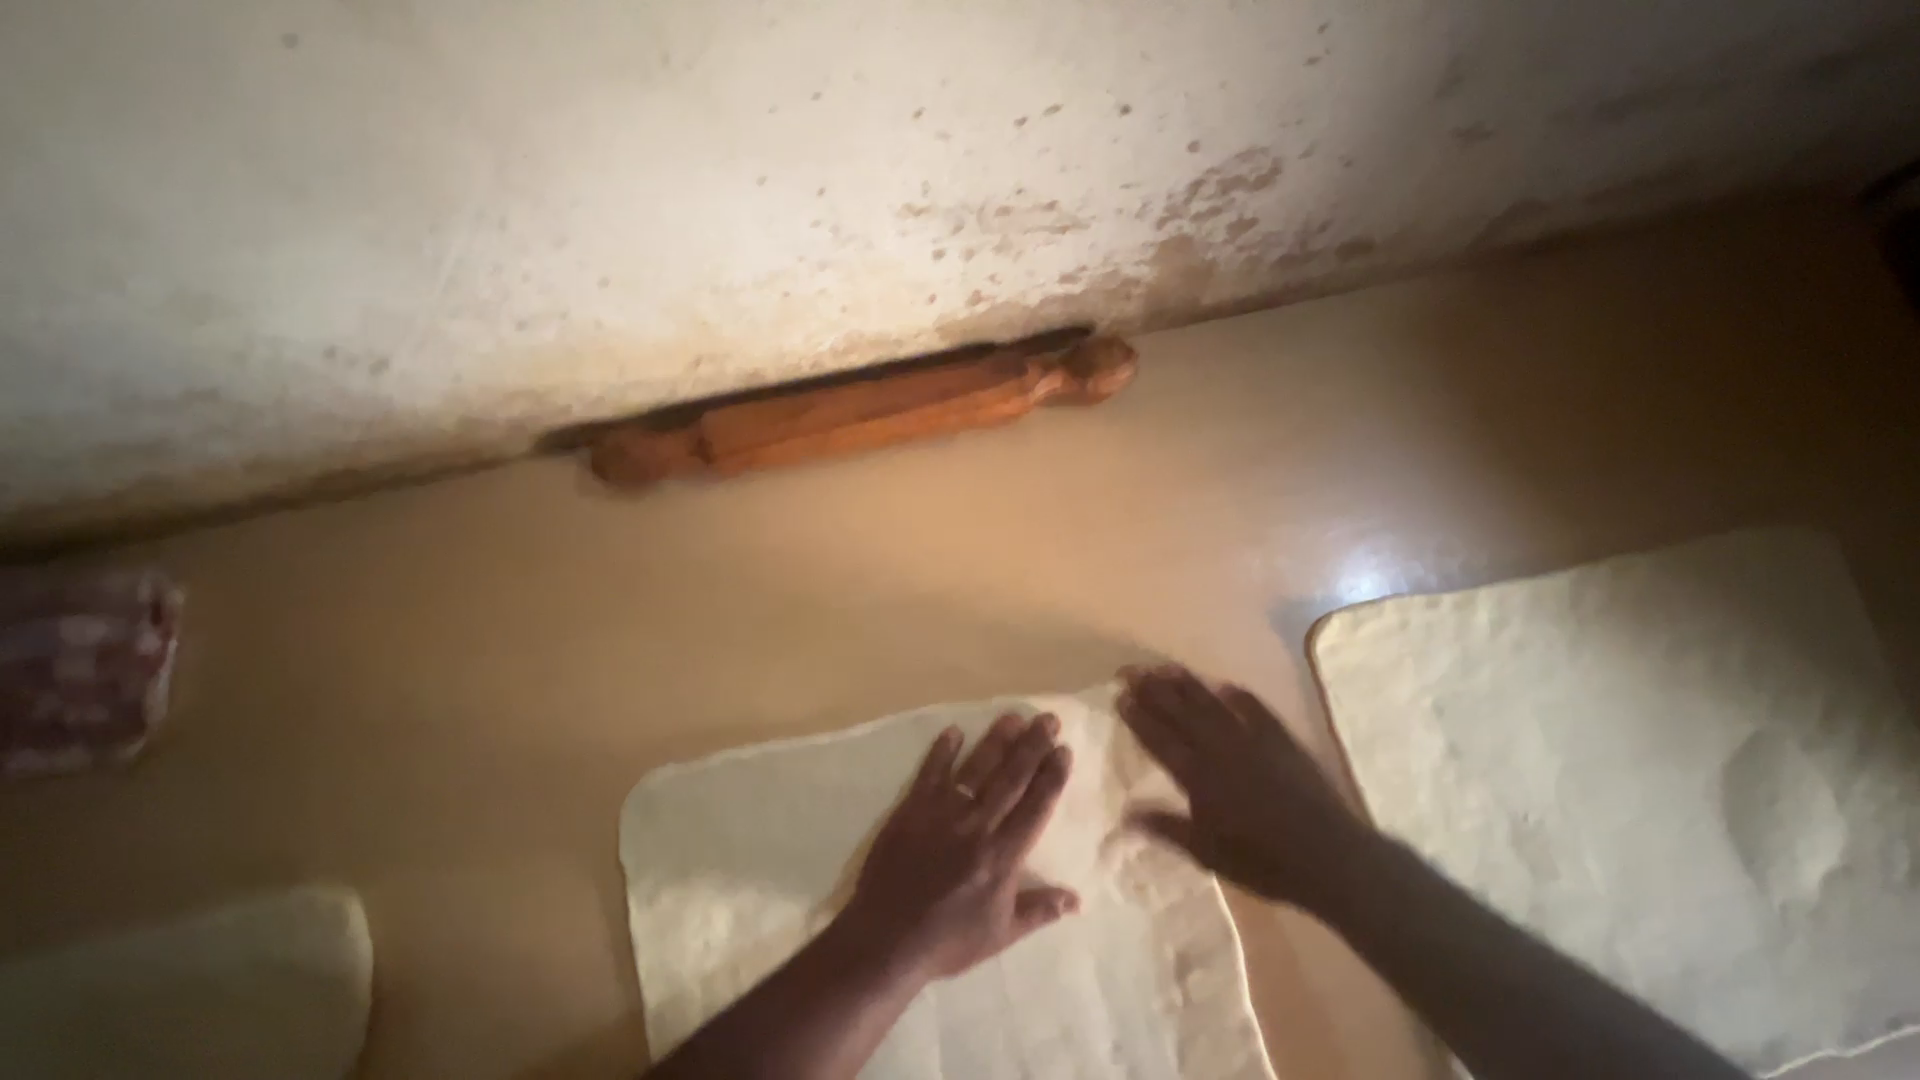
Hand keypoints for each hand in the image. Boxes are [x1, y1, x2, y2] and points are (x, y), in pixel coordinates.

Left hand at [839, 714, 1078, 980]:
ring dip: (996, 741)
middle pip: (1011, 779)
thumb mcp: (1001, 934)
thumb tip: (1077, 899)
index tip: (1064, 750)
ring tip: (1013, 717)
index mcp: (1003, 857)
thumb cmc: (948, 941)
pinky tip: (954, 731)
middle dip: (1032, 747)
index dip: (1051, 776)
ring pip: (976, 769)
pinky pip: (930, 774)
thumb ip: (1039, 911)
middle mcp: (977, 827)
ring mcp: (942, 815)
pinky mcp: (911, 811)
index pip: (1035, 806)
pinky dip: (942, 752)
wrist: (887, 940)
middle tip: (1048, 719)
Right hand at [1118, 664, 1377, 912]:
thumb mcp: (1207, 854)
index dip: (1138, 717)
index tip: (1120, 696)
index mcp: (1198, 778)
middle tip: (1131, 670)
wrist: (1328, 855)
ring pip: (1211, 704)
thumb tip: (1126, 813)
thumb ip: (1168, 828)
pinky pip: (1255, 708)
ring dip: (1186, 684)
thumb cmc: (1262, 861)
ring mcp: (1252, 740)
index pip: (1160, 740)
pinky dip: (1238, 695)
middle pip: (1180, 713)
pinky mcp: (1281, 740)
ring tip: (1165, 667)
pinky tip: (1225, 685)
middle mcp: (1220, 750)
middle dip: (1153, 690)